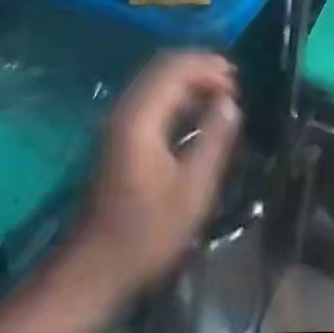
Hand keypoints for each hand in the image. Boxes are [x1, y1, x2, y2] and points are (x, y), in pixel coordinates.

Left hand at [68, 52, 241, 296]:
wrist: (96, 267)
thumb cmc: (148, 232)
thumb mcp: (193, 190)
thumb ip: (214, 140)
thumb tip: (230, 103)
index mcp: (140, 118)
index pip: (174, 69)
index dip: (207, 66)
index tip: (236, 80)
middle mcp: (124, 110)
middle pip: (162, 67)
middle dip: (199, 67)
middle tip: (231, 81)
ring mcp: (117, 121)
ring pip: (155, 80)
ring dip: (188, 79)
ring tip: (220, 93)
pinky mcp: (117, 134)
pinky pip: (149, 96)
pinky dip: (175, 93)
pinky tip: (196, 110)